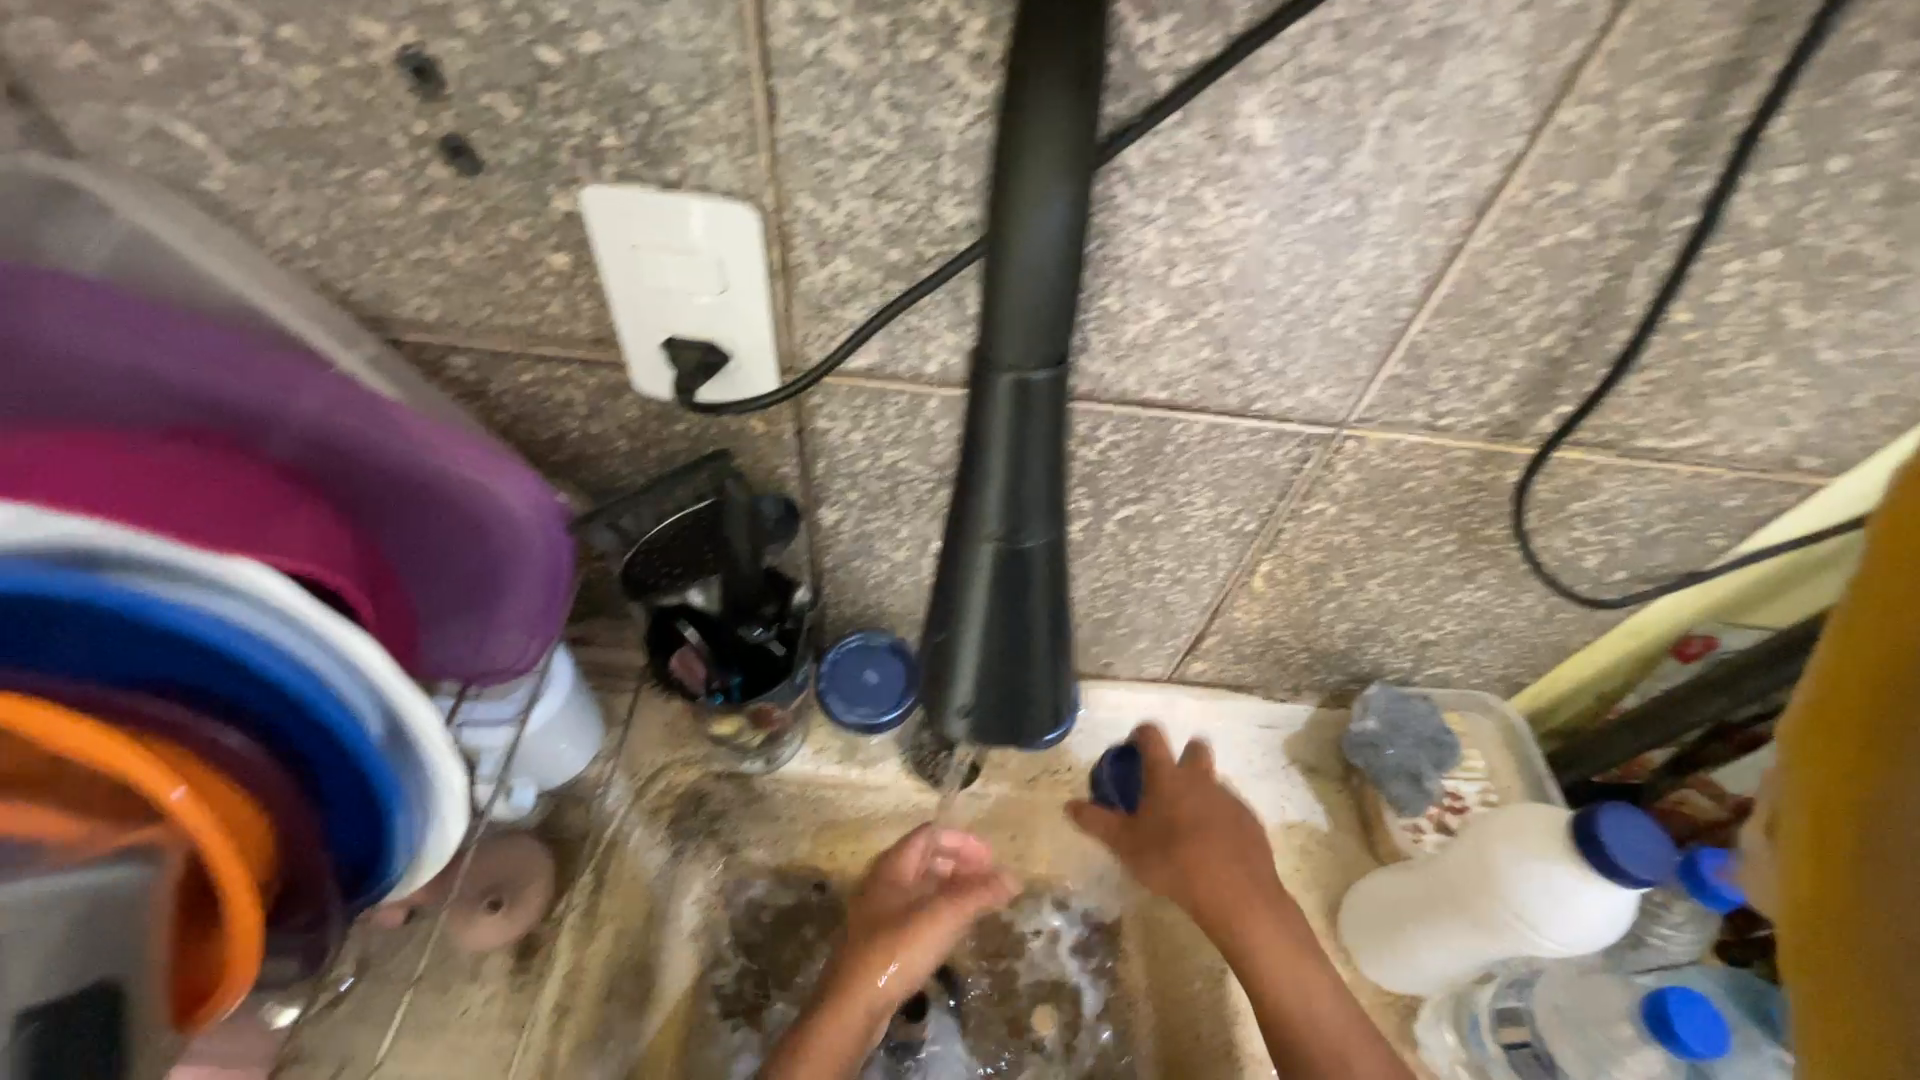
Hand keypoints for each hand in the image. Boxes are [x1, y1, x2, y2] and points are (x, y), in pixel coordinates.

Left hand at [817, 824, 1018, 1023]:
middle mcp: (883, 882)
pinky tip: (956, 930)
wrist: (852, 1005)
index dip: (963, 841)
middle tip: (989, 881)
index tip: (991, 860)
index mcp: (893, 866)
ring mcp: (880, 912)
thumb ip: (979, 894)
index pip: (930, 834)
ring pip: (922, 888)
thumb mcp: (944, 917)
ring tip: (980, 904)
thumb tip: (1013, 878)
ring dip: (952, 889)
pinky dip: (940, 912)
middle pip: (926, 859)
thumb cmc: (897, 949)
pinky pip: (917, 913)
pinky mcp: (882, 941)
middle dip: (960, 864)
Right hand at [1067, 723, 1289, 935]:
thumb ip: (1096, 822)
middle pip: (1195, 748)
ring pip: (1214, 781)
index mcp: (1166, 776)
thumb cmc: (1171, 861)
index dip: (1141, 734)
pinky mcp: (1250, 821)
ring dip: (1201, 792)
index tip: (1133, 745)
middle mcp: (1200, 778)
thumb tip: (1069, 805)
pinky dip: (1220, 820)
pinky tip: (1213, 849)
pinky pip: (1231, 810)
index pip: (1152, 736)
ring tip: (1187, 826)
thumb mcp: (1124, 844)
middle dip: (1183, 756)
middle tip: (1167, 785)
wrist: (1234, 892)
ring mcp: (1229, 798)